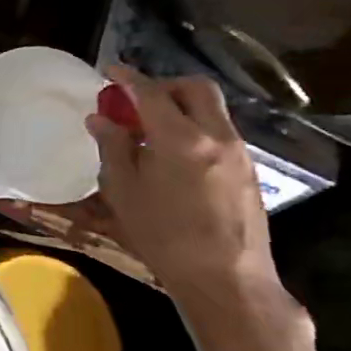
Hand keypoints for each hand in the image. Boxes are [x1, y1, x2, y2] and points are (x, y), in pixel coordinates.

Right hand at [84, 65, 277, 299]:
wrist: (226, 280)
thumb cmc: (164, 236)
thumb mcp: (124, 191)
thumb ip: (112, 147)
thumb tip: (101, 119)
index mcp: (180, 138)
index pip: (151, 92)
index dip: (128, 78)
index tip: (110, 71)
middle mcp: (215, 136)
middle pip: (195, 88)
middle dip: (164, 85)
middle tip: (138, 101)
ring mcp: (239, 153)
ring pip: (212, 110)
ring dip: (182, 107)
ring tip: (154, 131)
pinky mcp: (249, 172)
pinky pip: (220, 132)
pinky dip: (196, 128)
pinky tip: (177, 157)